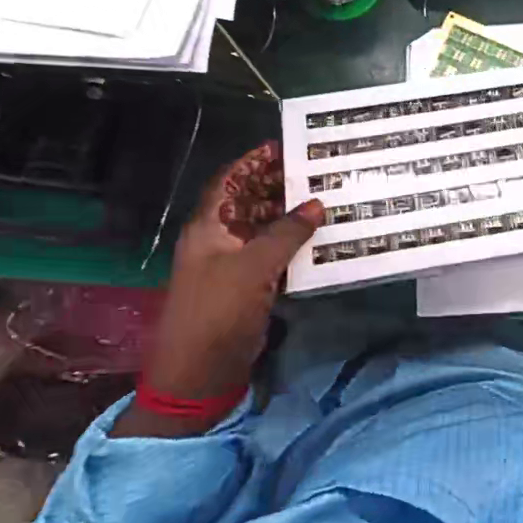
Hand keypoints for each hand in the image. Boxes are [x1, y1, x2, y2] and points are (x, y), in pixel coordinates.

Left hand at [140, 141, 322, 404]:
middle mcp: (218, 239)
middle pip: (247, 202)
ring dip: (287, 216)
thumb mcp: (254, 267)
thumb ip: (286, 233)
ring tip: (322, 200)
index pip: (229, 181)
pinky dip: (290, 246)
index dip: (252, 162)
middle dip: (276, 186)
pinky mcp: (246, 288)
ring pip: (261, 229)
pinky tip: (317, 239)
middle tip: (314, 173)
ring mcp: (232, 264)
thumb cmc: (219, 311)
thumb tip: (316, 203)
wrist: (200, 373)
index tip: (283, 148)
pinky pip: (270, 256)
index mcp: (208, 226)